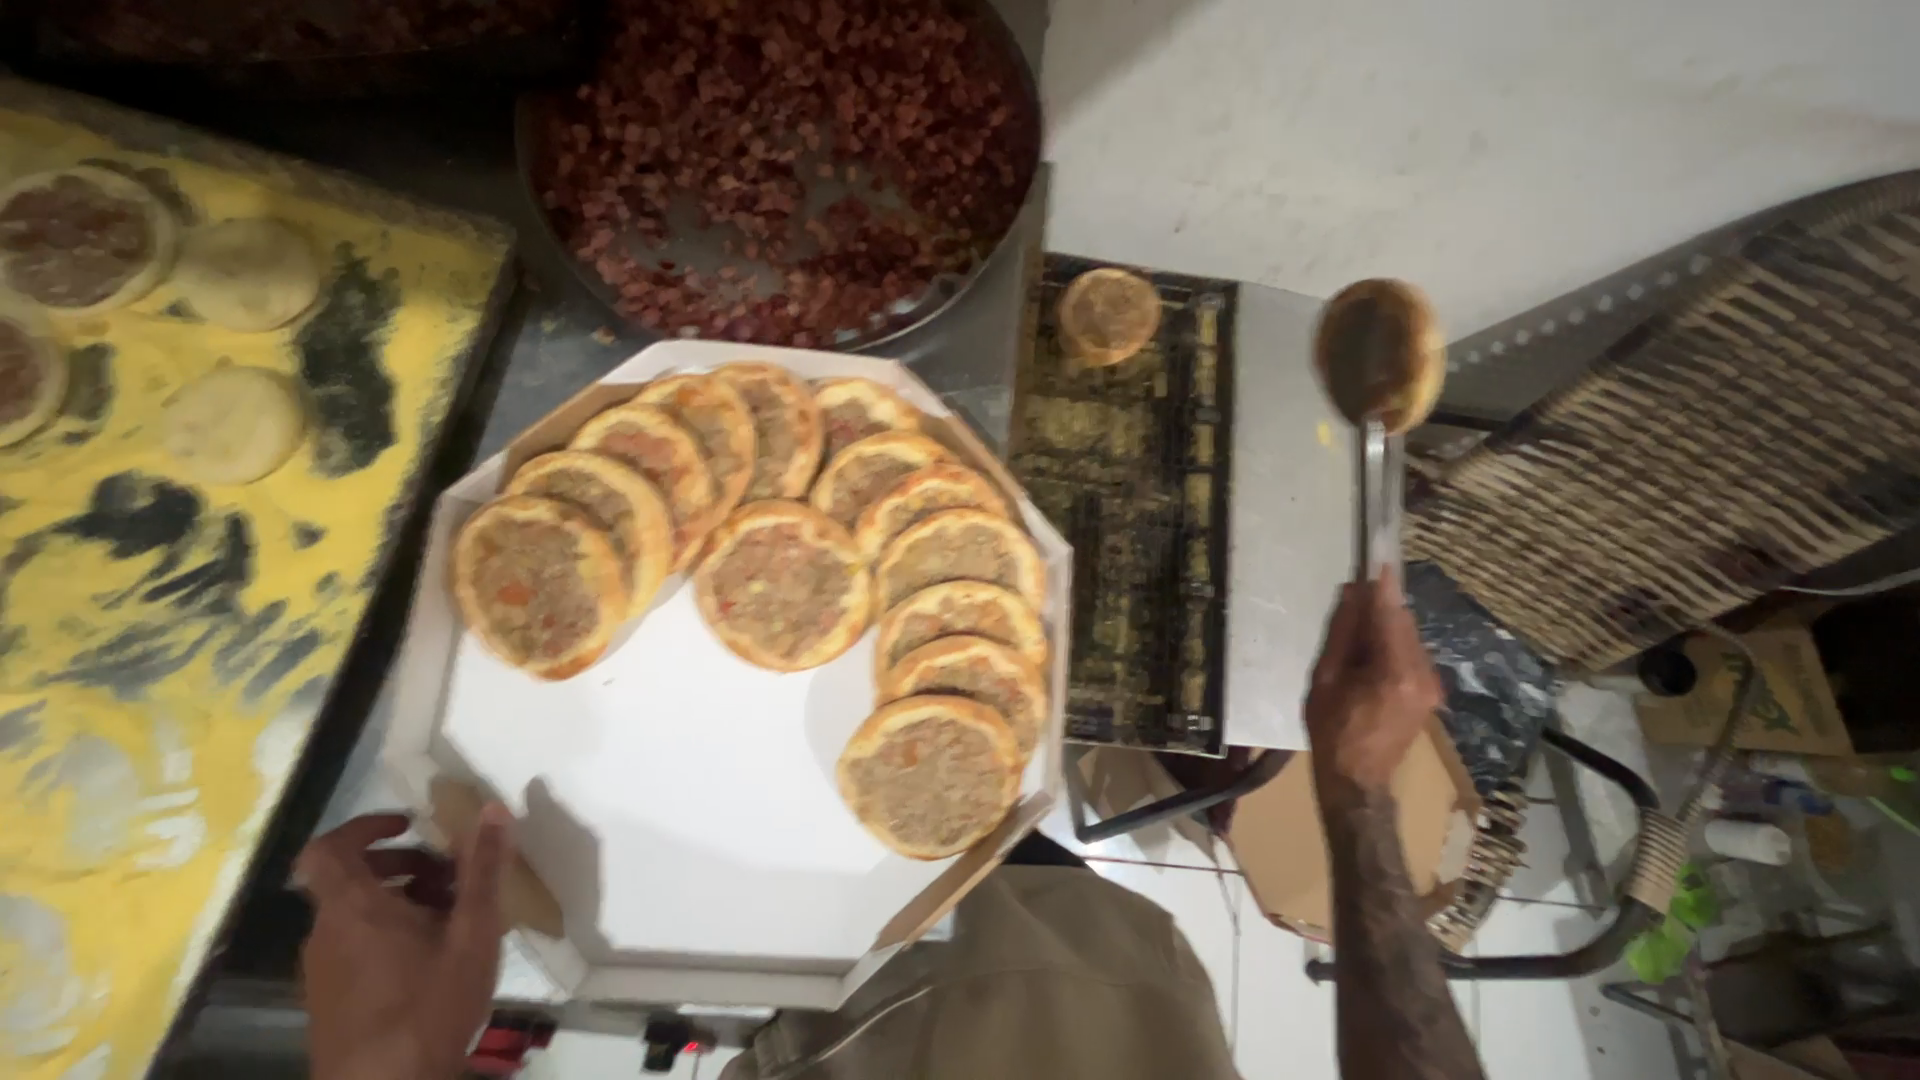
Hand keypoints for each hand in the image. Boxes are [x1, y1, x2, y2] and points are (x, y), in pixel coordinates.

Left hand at [297, 807, 511, 1079]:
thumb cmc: (430, 1004)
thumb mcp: (474, 930)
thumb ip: (483, 868)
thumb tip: (493, 808)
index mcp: (354, 909)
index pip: (328, 850)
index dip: (363, 827)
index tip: (410, 825)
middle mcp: (326, 933)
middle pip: (353, 878)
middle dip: (405, 865)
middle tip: (453, 875)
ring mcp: (323, 969)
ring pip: (358, 912)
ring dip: (403, 899)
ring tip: (454, 916)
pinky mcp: (330, 997)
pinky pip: (356, 942)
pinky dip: (391, 930)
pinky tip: (435, 955)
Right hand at [1304, 570, 1442, 791]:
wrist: (1358, 779)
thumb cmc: (1332, 730)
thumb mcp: (1325, 679)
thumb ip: (1342, 635)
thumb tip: (1351, 597)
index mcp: (1396, 672)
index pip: (1390, 616)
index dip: (1383, 587)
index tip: (1380, 558)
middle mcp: (1424, 674)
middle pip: (1404, 623)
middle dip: (1380, 606)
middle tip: (1352, 593)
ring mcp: (1432, 685)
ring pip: (1409, 637)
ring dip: (1385, 625)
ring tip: (1355, 625)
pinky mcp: (1430, 691)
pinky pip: (1411, 654)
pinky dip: (1391, 643)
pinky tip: (1368, 649)